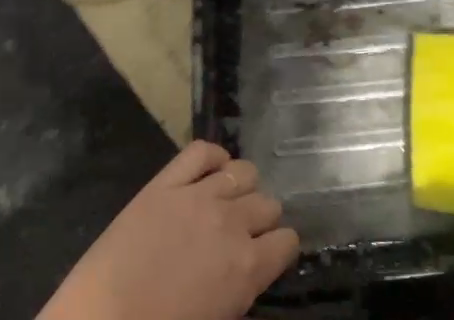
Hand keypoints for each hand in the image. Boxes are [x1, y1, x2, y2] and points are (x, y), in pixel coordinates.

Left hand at [40, 141, 300, 319]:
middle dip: (261, 220)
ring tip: (226, 202)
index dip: (279, 248)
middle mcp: (232, 223)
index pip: (289, 241)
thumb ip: (242, 285)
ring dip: (242, 188)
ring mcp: (198, 197)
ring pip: (244, 171)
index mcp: (248, 266)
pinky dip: (212, 156)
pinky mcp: (165, 183)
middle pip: (269, 204)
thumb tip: (248, 268)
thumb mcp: (220, 316)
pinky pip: (200, 151)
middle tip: (241, 234)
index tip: (268, 254)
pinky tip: (209, 171)